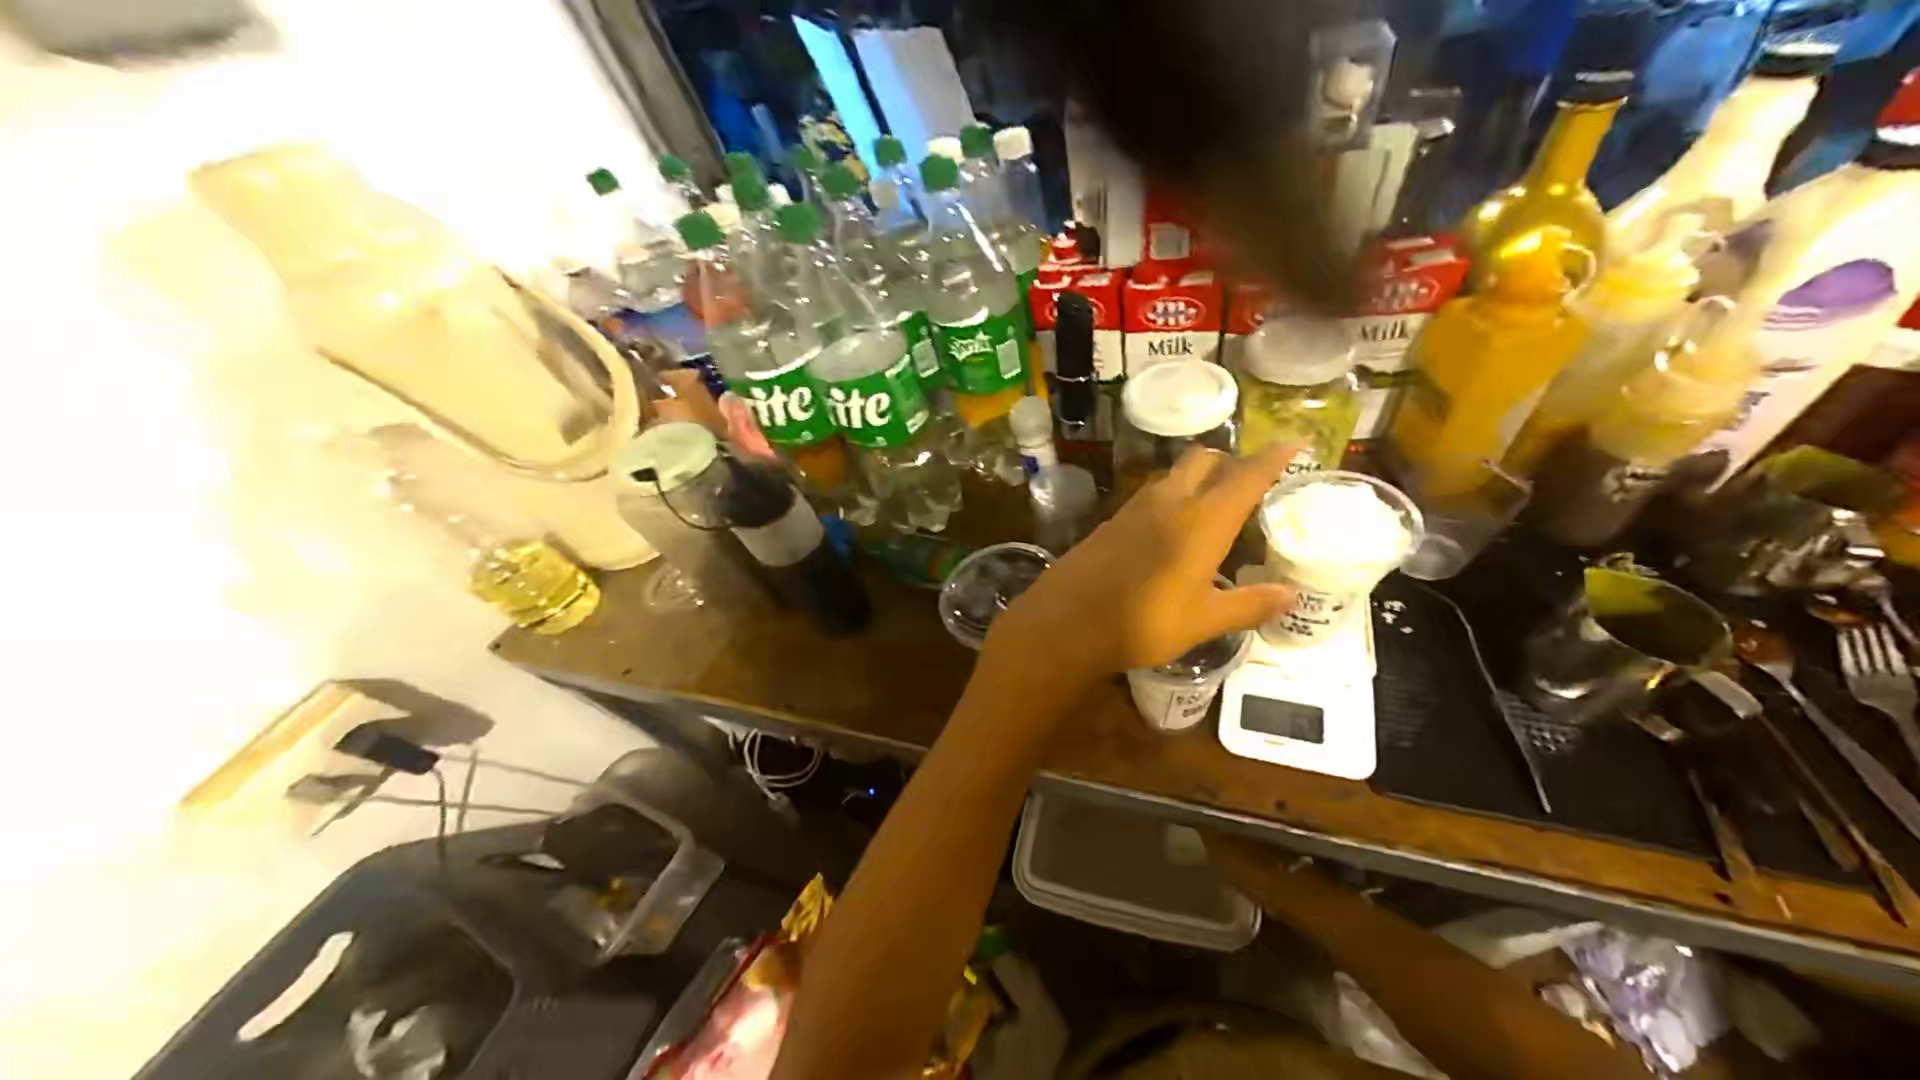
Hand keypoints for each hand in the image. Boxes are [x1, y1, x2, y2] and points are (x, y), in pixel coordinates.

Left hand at [983, 443, 1295, 680]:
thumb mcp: (1202, 621)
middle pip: (1206, 460)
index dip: (1272, 458)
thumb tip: (1290, 594)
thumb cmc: (1142, 624)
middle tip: (1250, 481)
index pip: (1246, 477)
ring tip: (1214, 502)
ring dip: (1199, 476)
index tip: (1294, 442)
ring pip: (1175, 474)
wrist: (1065, 622)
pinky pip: (1151, 494)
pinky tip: (1171, 525)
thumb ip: (1247, 604)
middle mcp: (1170, 502)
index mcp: (1202, 521)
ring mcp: (1135, 508)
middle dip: (1232, 461)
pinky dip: (1172, 495)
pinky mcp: (1111, 520)